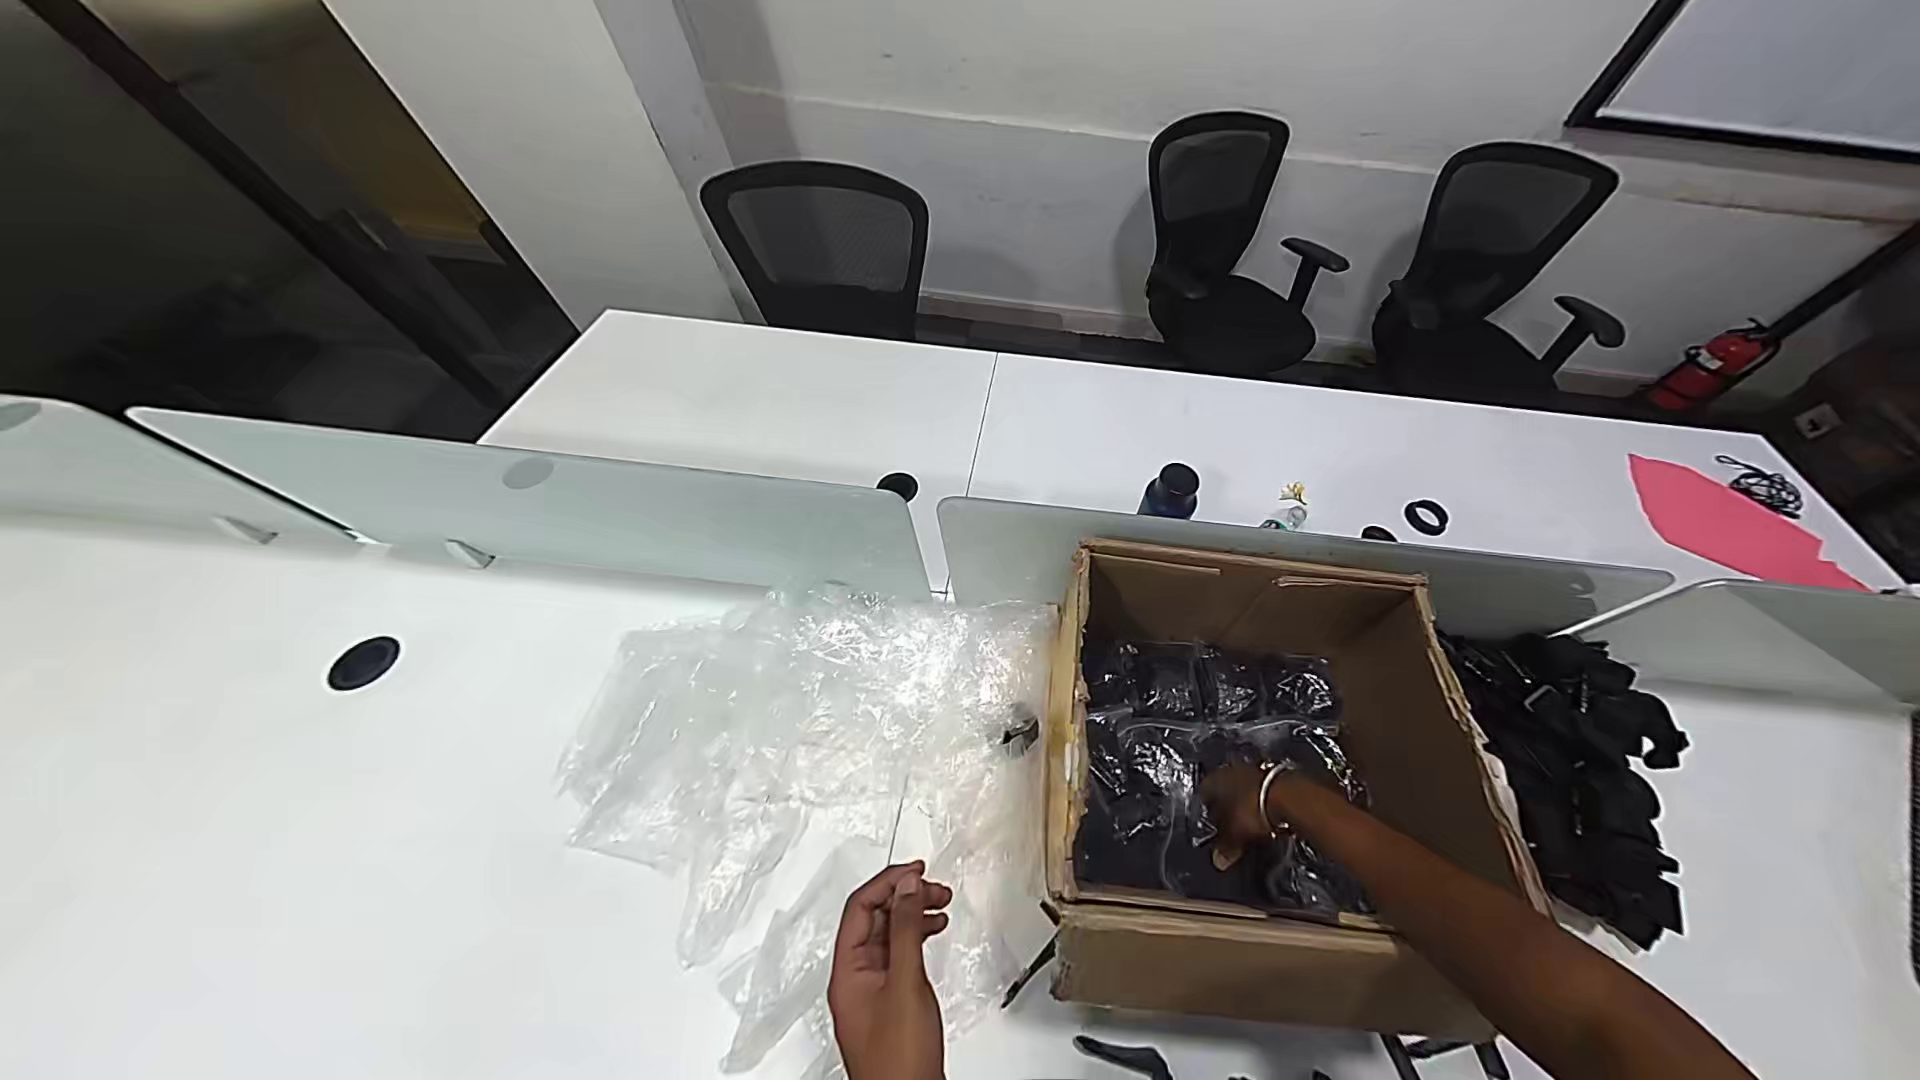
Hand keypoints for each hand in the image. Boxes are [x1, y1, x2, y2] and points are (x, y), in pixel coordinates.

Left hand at [828, 861, 952, 1079]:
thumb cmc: (900, 1063)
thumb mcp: (905, 982)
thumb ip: (905, 928)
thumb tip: (906, 885)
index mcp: (847, 970)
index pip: (860, 907)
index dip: (888, 882)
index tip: (915, 869)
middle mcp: (856, 976)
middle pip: (875, 916)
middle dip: (905, 895)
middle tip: (933, 887)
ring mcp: (873, 988)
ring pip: (890, 932)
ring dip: (914, 912)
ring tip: (940, 903)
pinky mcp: (892, 998)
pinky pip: (900, 951)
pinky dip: (918, 934)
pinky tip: (934, 929)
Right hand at [1200, 761, 1272, 866]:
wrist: (1293, 797)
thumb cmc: (1254, 810)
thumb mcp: (1235, 834)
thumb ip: (1224, 847)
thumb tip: (1219, 860)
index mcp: (1214, 779)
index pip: (1202, 794)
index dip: (1205, 810)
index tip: (1210, 824)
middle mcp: (1230, 770)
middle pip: (1223, 789)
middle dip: (1226, 806)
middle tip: (1229, 824)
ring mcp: (1253, 770)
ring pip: (1244, 789)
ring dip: (1246, 803)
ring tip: (1250, 822)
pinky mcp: (1275, 775)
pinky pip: (1262, 792)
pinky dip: (1263, 803)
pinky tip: (1267, 817)